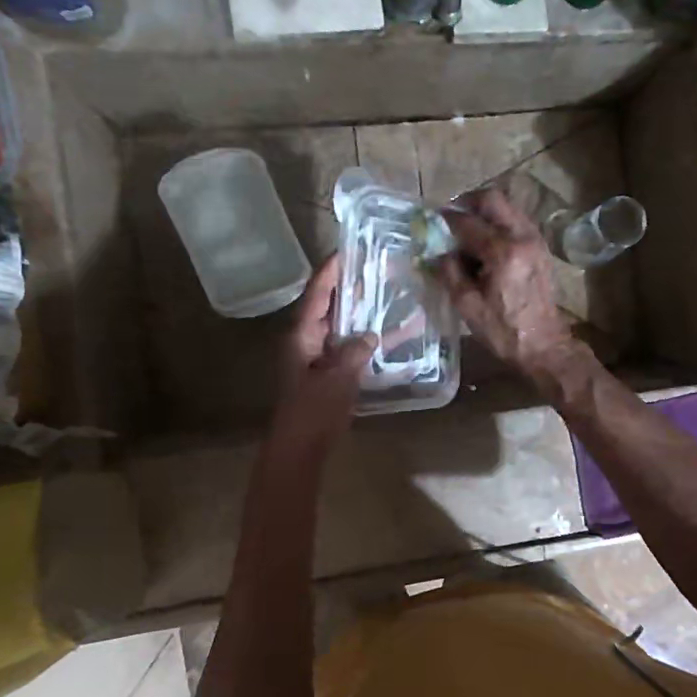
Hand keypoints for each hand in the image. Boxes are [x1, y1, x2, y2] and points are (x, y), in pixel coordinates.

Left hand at [272, 255, 376, 451]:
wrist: (301, 448)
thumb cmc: (313, 411)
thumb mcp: (337, 377)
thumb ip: (354, 351)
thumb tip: (370, 335)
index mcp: (301, 334)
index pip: (317, 292)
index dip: (331, 269)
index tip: (349, 248)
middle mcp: (308, 340)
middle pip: (331, 305)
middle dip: (352, 287)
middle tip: (378, 268)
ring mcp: (319, 357)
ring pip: (344, 326)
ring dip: (364, 313)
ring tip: (390, 294)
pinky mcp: (330, 374)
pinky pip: (351, 349)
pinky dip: (370, 342)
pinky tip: (395, 337)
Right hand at [438, 189, 591, 387]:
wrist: (544, 346)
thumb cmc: (503, 331)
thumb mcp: (467, 305)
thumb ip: (449, 273)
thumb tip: (437, 253)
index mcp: (502, 252)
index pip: (467, 223)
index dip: (446, 219)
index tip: (430, 221)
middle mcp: (522, 237)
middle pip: (493, 199)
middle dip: (467, 202)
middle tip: (450, 216)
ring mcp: (536, 240)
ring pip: (507, 207)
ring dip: (484, 212)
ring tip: (465, 230)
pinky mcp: (541, 248)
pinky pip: (516, 221)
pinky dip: (498, 222)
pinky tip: (485, 243)